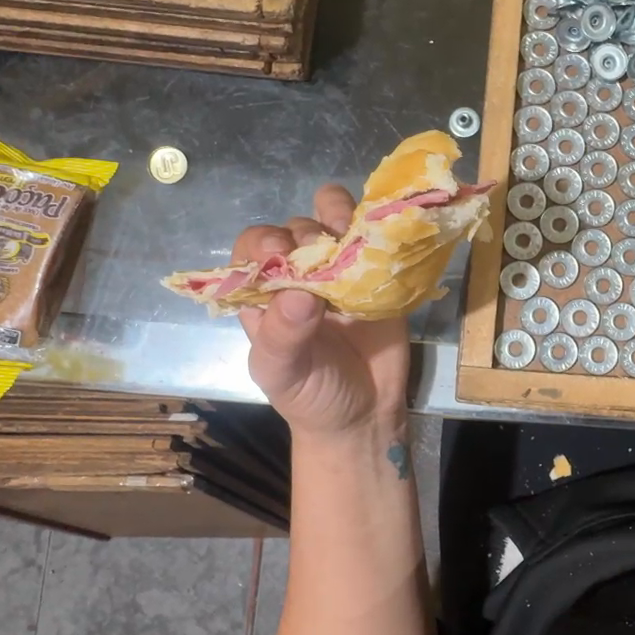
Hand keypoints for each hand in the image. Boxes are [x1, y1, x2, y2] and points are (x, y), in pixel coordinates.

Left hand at [233, 185, 409, 445]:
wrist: (367, 417)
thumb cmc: (312, 397)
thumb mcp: (283, 374)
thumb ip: (282, 335)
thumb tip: (299, 292)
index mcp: (264, 294)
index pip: (253, 248)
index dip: (263, 242)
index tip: (279, 251)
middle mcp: (300, 274)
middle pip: (295, 227)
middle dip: (307, 233)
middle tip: (323, 256)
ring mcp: (342, 271)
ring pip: (334, 220)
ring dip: (341, 217)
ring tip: (353, 241)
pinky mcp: (379, 274)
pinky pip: (376, 238)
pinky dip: (378, 228)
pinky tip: (381, 241)